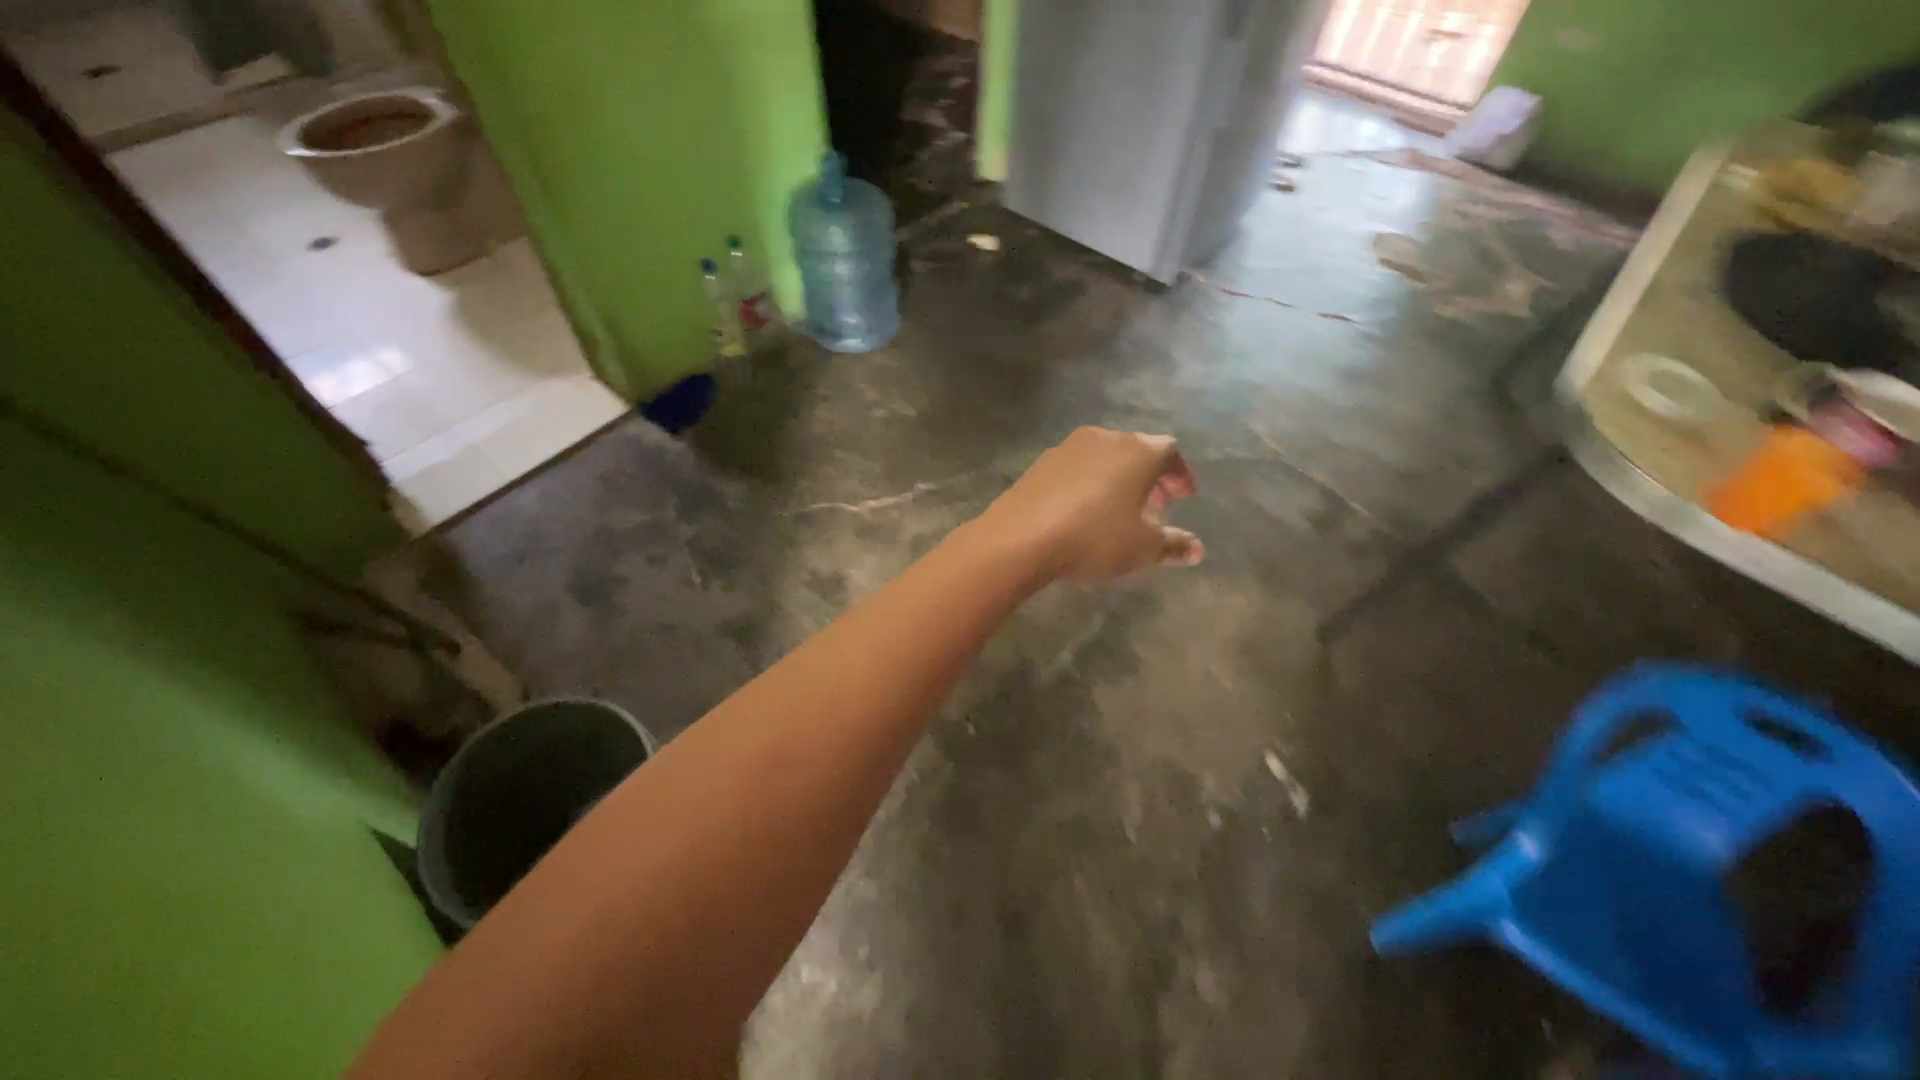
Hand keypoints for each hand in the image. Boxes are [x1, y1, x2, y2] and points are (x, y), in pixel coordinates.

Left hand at [976, 427, 1202, 584]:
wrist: (1021, 537)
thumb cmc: (1094, 538)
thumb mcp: (1142, 548)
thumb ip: (1173, 545)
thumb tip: (1197, 549)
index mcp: (1138, 451)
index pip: (1170, 452)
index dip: (1180, 475)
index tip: (1184, 497)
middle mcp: (1106, 439)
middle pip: (1137, 450)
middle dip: (1151, 477)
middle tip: (1158, 505)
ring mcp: (1069, 447)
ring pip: (1106, 458)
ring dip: (1119, 480)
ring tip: (1121, 510)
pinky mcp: (1041, 463)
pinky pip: (1078, 468)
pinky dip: (1090, 483)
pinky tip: (1085, 511)